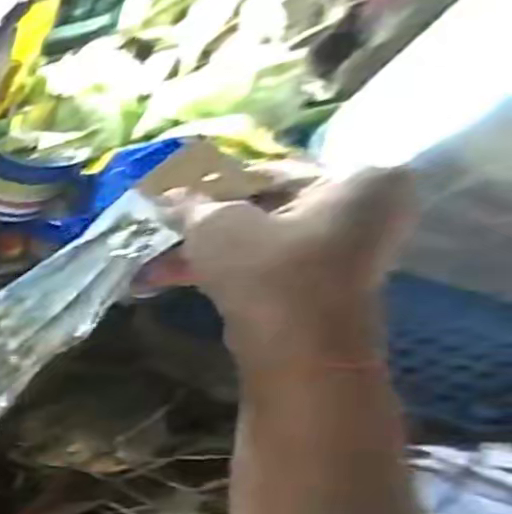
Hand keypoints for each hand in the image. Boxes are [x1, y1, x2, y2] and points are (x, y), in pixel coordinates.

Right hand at [157, 168, 414, 365]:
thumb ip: (192, 205)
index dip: (210, 186)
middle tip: (158, 233)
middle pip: (263, 207)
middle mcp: (365, 205)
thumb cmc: (267, 269)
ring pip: (257, 238)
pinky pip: (264, 261)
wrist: (296, 342)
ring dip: (201, 250)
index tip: (168, 199)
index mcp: (357, 178)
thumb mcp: (216, 226)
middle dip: (203, 225)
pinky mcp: (320, 279)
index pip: (269, 171)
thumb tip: (167, 194)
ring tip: (149, 264)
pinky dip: (220, 266)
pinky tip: (169, 276)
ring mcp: (346, 246)